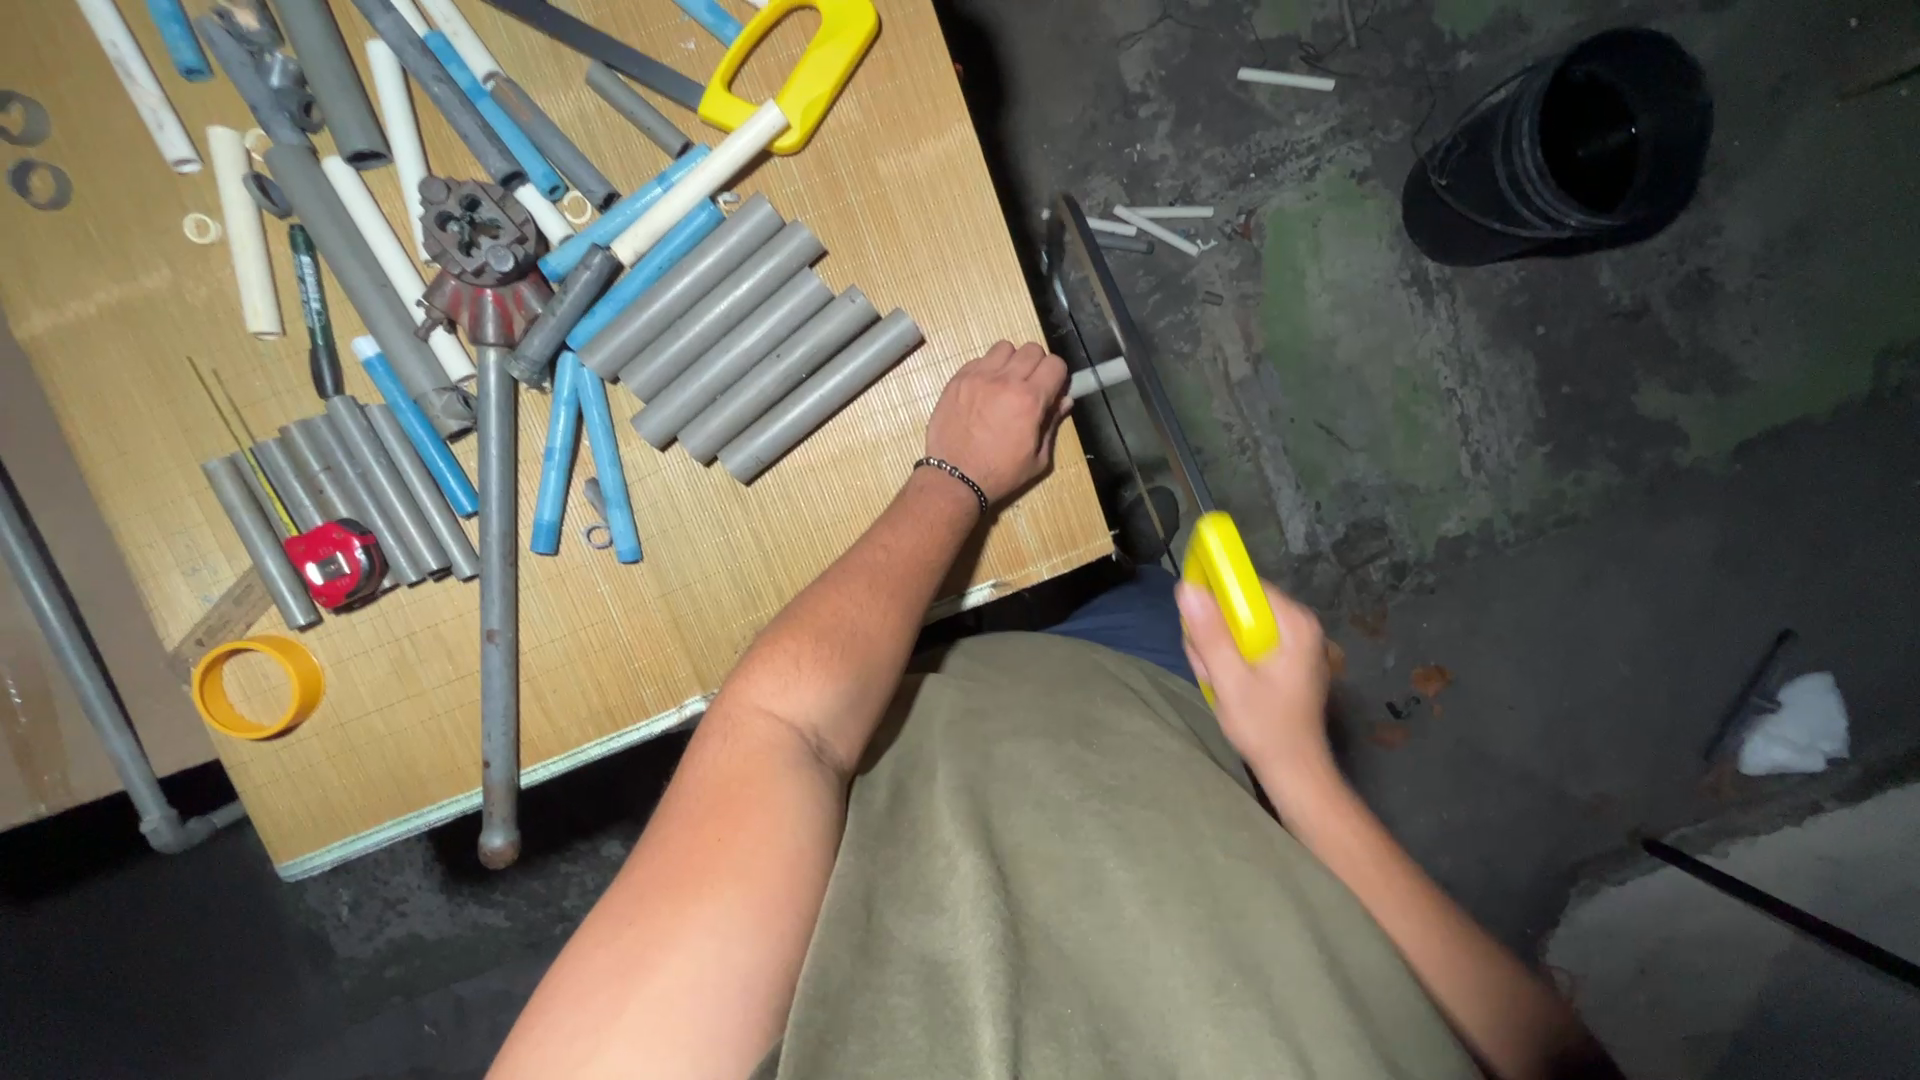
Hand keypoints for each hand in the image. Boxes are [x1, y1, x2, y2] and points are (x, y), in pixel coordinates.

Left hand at [925, 341, 1070, 504]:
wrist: (954, 478)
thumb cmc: (1000, 474)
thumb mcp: (1038, 459)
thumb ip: (1053, 424)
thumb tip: (1064, 401)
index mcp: (1029, 400)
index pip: (1056, 364)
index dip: (1058, 377)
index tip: (1051, 391)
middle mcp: (1005, 380)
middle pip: (1032, 349)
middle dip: (1037, 366)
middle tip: (1029, 387)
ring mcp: (978, 377)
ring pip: (1004, 348)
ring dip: (1010, 362)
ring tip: (1005, 384)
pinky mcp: (957, 380)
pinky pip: (979, 359)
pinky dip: (986, 369)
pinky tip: (983, 391)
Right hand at [1177, 580, 1333, 773]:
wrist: (1294, 770)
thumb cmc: (1265, 727)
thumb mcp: (1229, 680)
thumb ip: (1209, 634)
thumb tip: (1188, 588)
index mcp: (1294, 624)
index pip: (1245, 587)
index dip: (1215, 600)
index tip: (1198, 628)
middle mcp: (1299, 625)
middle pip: (1240, 607)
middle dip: (1215, 634)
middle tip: (1210, 668)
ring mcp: (1295, 643)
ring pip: (1239, 627)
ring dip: (1219, 651)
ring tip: (1218, 682)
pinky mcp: (1287, 658)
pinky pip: (1247, 643)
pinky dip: (1230, 660)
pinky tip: (1227, 685)